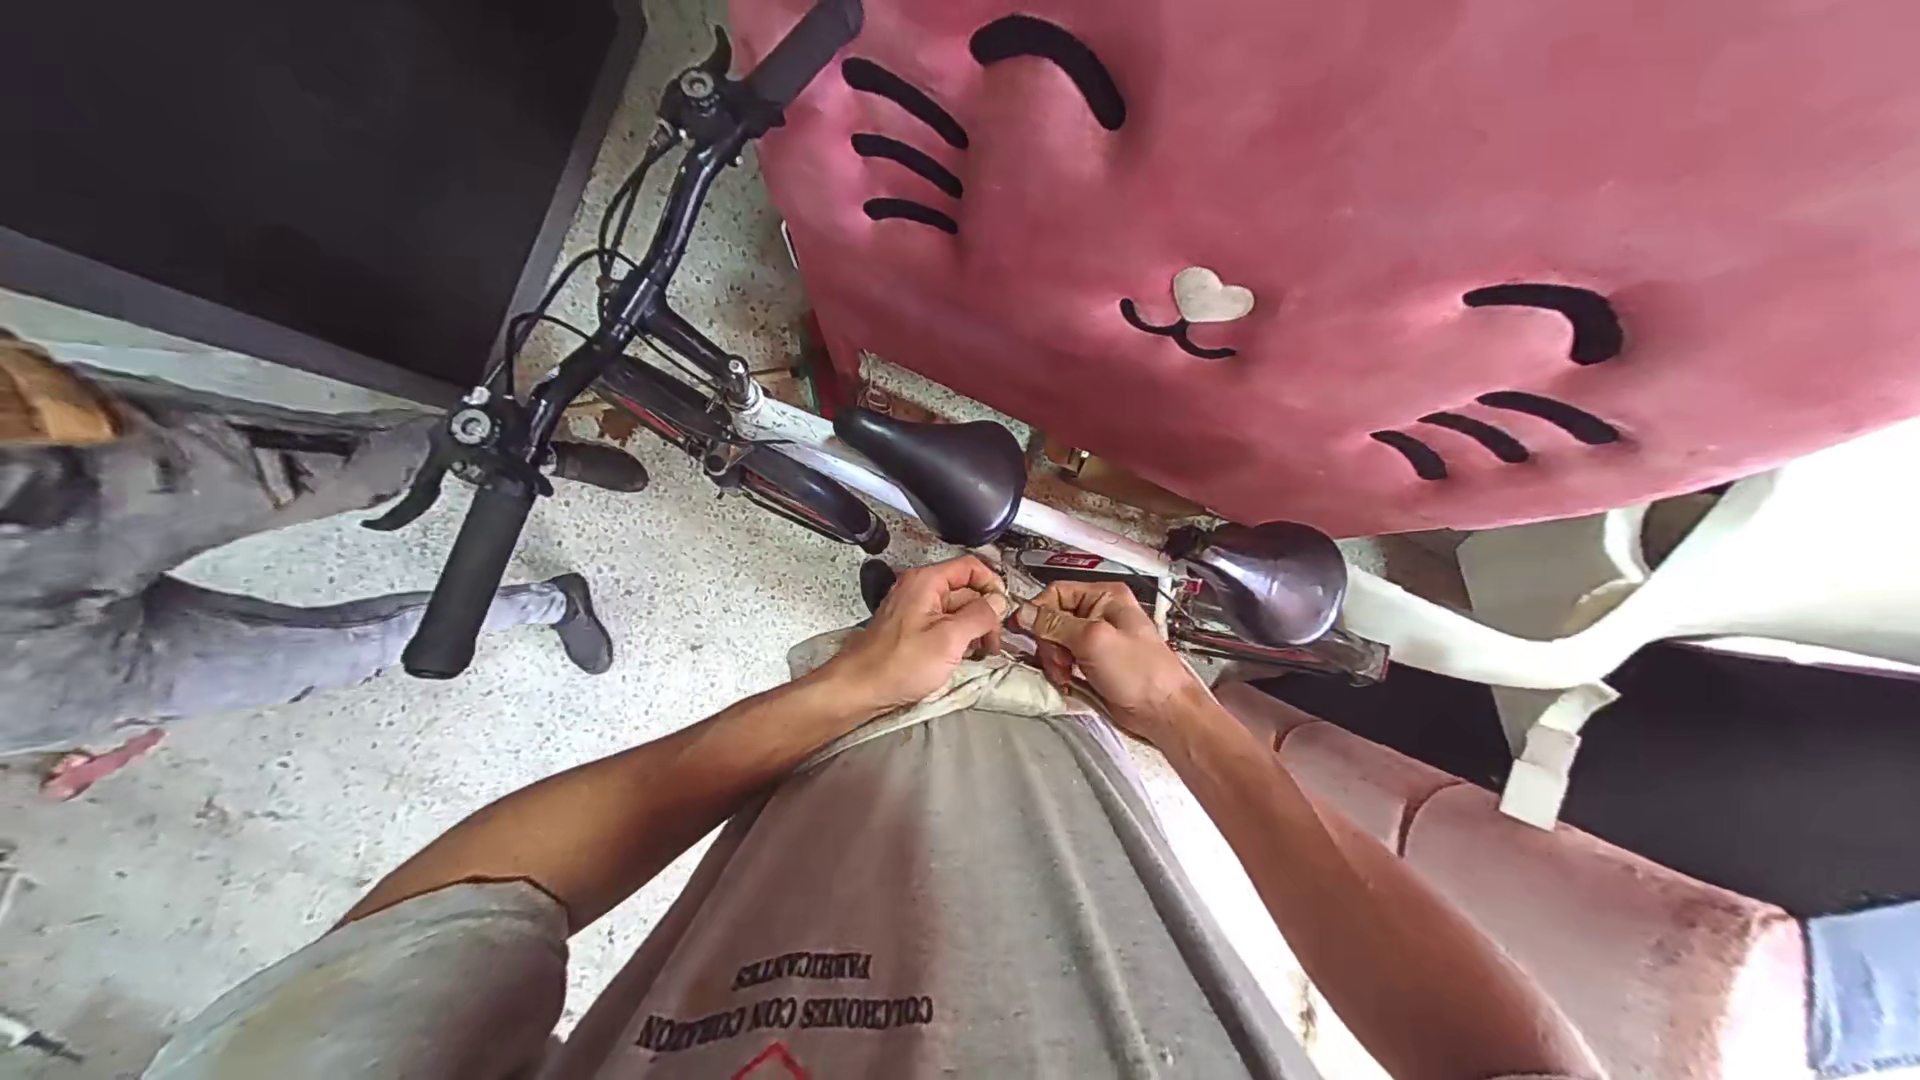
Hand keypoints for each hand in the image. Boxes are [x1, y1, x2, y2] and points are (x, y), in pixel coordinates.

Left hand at [821, 556, 1011, 717]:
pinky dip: (957, 637)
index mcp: (926, 582)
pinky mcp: (911, 629)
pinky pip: (942, 624)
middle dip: (984, 613)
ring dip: (973, 628)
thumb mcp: (949, 639)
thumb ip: (979, 616)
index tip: (1003, 609)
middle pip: (965, 589)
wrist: (859, 689)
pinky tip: (962, 656)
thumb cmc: (898, 664)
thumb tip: (999, 602)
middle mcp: (919, 589)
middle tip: (993, 641)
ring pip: (955, 609)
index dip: (992, 585)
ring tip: (980, 653)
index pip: (971, 567)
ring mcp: (914, 609)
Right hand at [1012, 581, 1209, 744]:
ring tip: (1066, 674)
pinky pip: (1062, 662)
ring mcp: (1095, 640)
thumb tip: (1026, 613)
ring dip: (1053, 661)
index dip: (1039, 611)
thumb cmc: (1144, 674)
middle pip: (1051, 620)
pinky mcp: (1091, 663)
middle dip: (1049, 643)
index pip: (1056, 593)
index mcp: (1105, 597)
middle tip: (1059, 660)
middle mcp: (1099, 615)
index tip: (1026, 630)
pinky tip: (1069, 681)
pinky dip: (1060, 672)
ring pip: (1054, 643)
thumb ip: (1055, 624)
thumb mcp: (1094, 640)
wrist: (1163, 712)